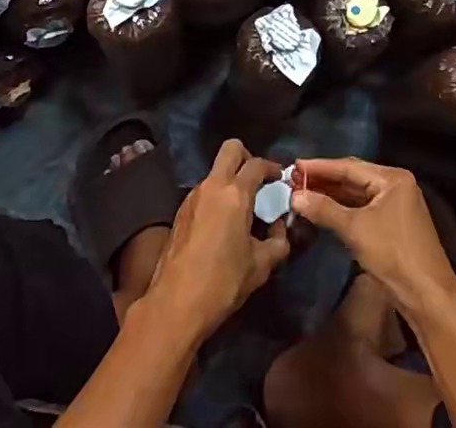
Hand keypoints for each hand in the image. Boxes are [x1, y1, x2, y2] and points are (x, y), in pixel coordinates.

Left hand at [141, 140, 290, 339]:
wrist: (174, 306)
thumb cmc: (223, 282)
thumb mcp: (261, 265)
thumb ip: (278, 241)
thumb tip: (279, 230)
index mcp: (235, 194)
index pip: (257, 163)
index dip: (272, 168)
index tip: (281, 180)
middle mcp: (212, 187)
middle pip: (230, 149)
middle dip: (247, 157)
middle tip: (258, 181)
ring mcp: (192, 198)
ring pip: (215, 172)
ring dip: (230, 181)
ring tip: (242, 209)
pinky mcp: (180, 213)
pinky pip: (204, 192)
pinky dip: (217, 198)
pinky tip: (223, 226)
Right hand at [290, 158, 455, 320]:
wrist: (426, 294)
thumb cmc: (393, 254)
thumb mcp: (355, 229)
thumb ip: (325, 209)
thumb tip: (295, 196)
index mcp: (392, 178)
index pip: (350, 166)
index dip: (320, 166)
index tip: (294, 165)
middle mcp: (395, 185)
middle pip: (354, 177)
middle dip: (324, 179)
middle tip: (294, 179)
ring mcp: (395, 204)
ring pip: (357, 194)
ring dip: (332, 194)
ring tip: (302, 192)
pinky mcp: (392, 223)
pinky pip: (362, 208)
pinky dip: (342, 209)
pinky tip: (323, 210)